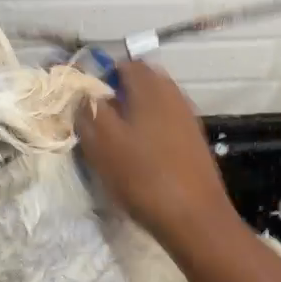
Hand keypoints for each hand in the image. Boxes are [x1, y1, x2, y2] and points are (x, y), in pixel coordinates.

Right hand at [74, 61, 238, 245]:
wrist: (194, 217)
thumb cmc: (143, 175)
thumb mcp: (103, 143)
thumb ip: (90, 111)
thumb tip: (86, 94)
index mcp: (151, 86)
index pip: (125, 64)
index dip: (103, 77)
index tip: (87, 101)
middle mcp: (173, 93)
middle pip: (142, 82)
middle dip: (120, 95)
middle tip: (101, 121)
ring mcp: (187, 117)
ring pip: (155, 103)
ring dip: (136, 114)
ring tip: (117, 141)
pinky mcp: (194, 140)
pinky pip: (166, 123)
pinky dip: (151, 130)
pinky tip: (141, 156)